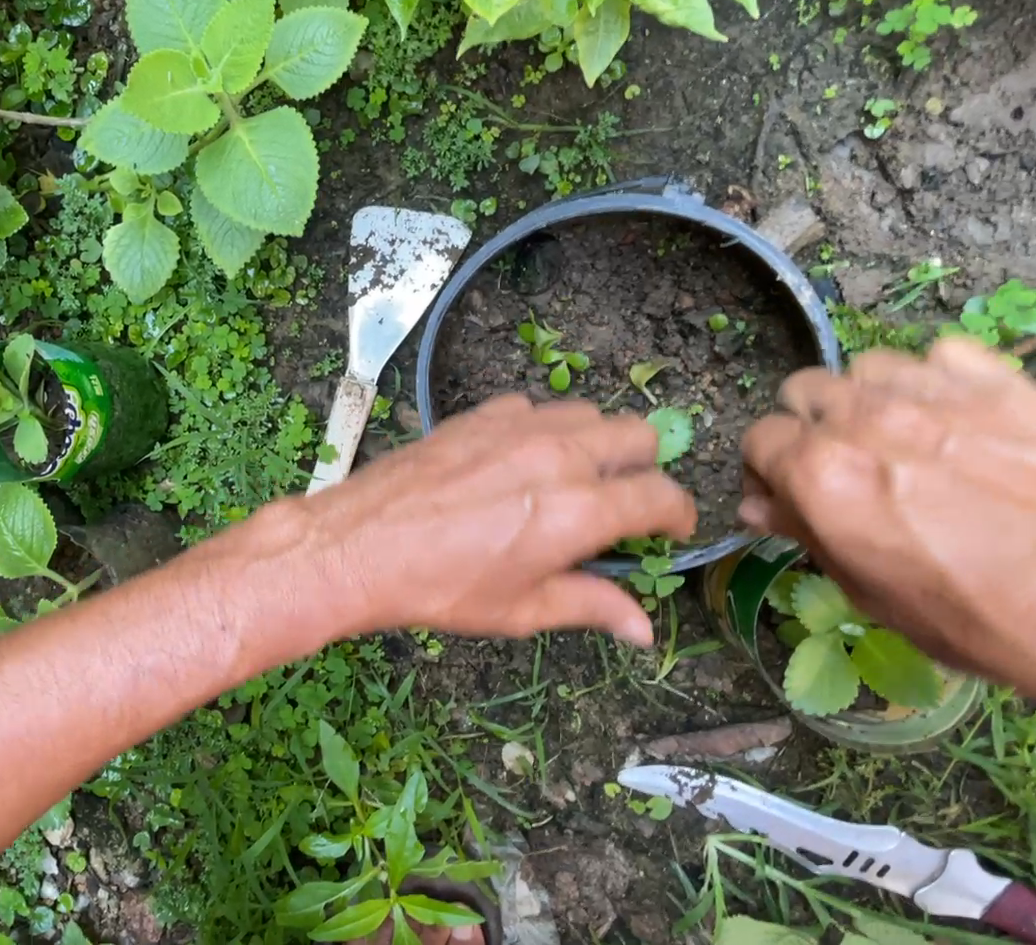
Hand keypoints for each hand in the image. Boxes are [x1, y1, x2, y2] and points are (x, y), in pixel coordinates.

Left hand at [292, 396, 695, 644]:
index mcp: (579, 510)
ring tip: (570, 479)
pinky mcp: (476, 416)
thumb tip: (642, 629)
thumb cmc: (440, 588)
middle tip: (619, 502)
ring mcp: (514, 428)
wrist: (359, 545)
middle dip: (643, 467)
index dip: (676, 515)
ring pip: (587, 413)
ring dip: (594, 442)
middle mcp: (557, 455)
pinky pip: (531, 407)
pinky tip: (518, 459)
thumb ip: (590, 606)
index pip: (661, 494)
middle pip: (637, 434)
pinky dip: (541, 428)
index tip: (667, 530)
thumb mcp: (520, 610)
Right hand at [740, 336, 1035, 752]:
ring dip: (865, 397)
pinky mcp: (1005, 384)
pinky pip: (942, 354)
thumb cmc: (989, 622)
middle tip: (842, 466)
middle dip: (808, 426)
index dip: (768, 471)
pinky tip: (954, 418)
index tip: (789, 497)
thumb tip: (763, 507)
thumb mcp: (873, 595)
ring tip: (898, 436)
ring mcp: (937, 395)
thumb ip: (807, 536)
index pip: (757, 440)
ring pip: (864, 367)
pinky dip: (935, 378)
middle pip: (801, 391)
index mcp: (820, 474)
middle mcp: (863, 421)